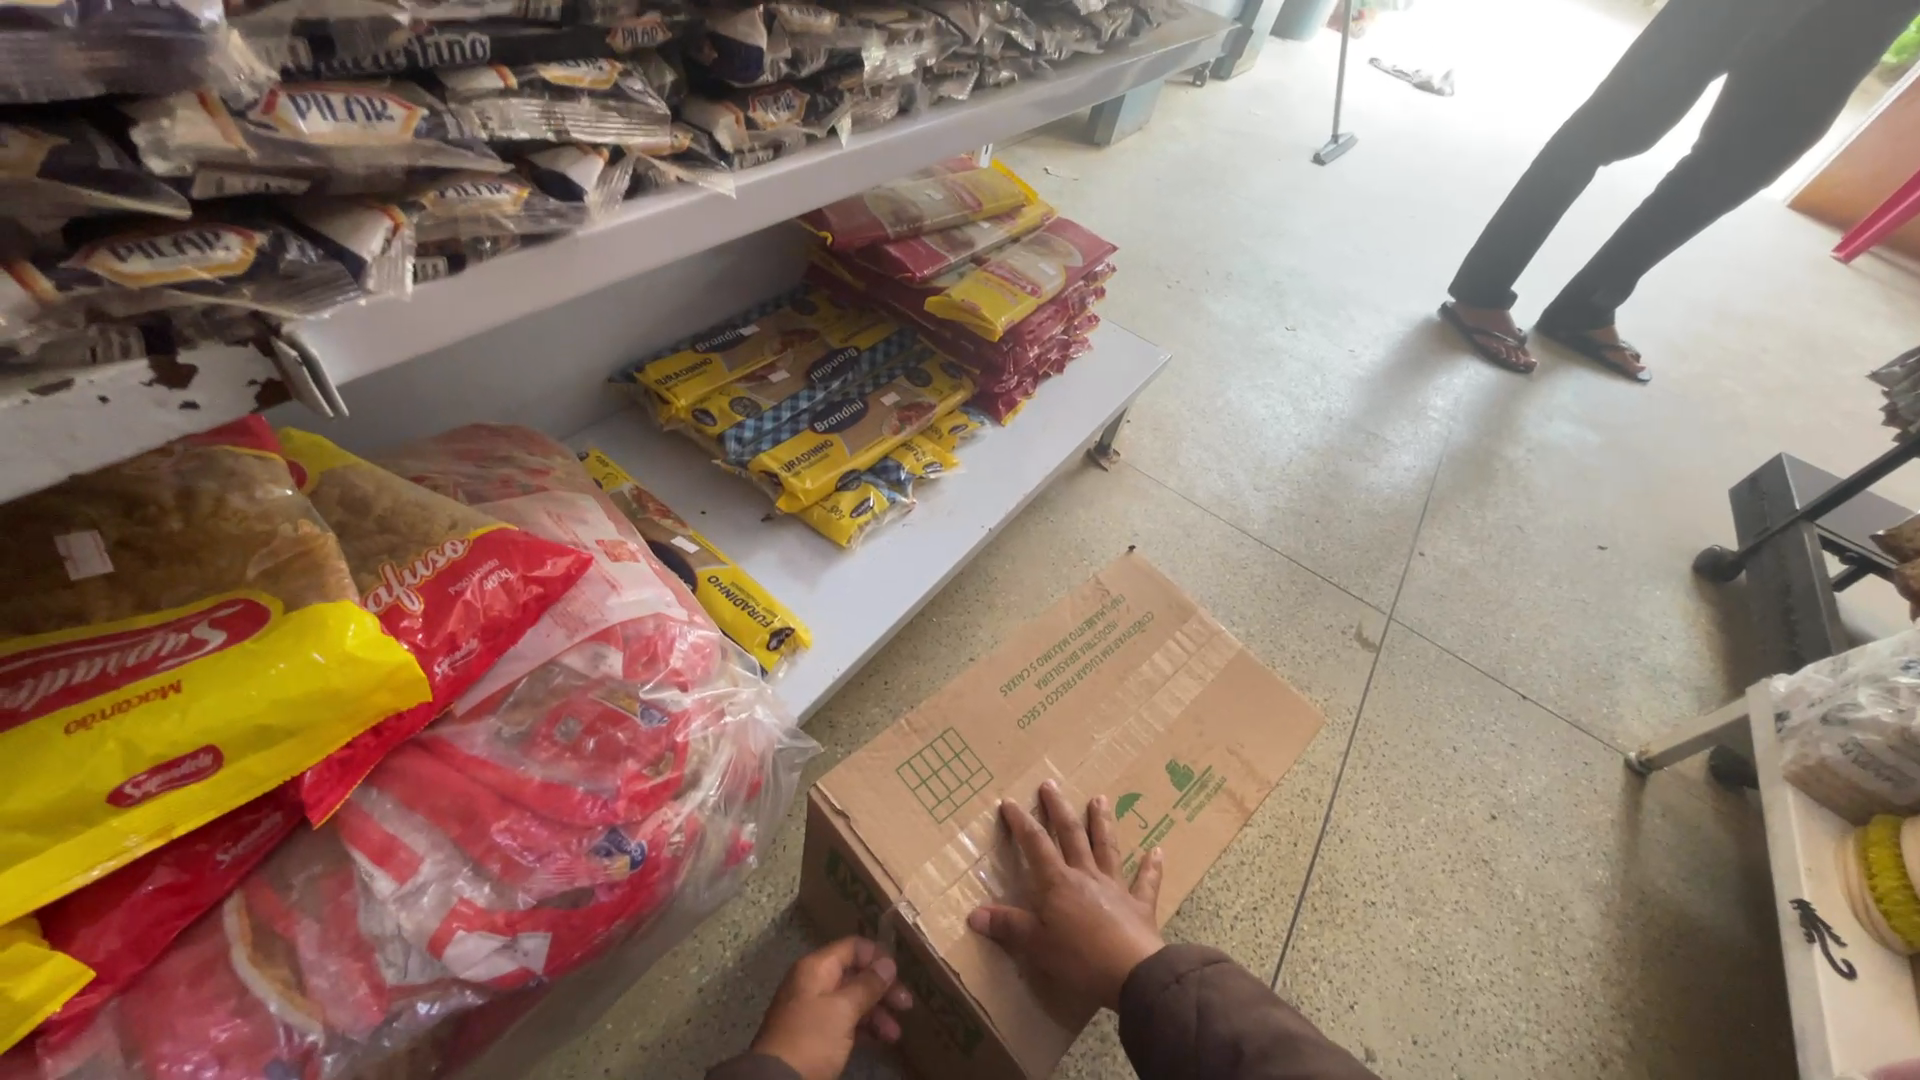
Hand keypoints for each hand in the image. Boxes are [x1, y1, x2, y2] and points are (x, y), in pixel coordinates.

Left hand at [750, 937, 913, 1079]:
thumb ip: (867, 985)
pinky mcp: (817, 1034)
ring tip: (895, 1033)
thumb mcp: (842, 1010)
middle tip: (905, 1005)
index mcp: (816, 968)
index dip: (877, 957)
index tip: (899, 974)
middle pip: (855, 974)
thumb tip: (888, 964)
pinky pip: (846, 1021)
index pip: (853, 948)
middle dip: (882, 989)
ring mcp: (815, 1009)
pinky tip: (882, 1040)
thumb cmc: (811, 1038)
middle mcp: (815, 983)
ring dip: (877, 1012)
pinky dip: (864, 1027)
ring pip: (853, 1000)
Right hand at [967, 780, 1165, 1010]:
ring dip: (1102, 823)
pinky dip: (1151, 866)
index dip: (1021, 823)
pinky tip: (1157, 850)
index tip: (1009, 802)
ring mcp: (1115, 887)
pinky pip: (1146, 881)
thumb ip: (1008, 927)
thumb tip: (973, 914)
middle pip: (1071, 835)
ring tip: (1100, 799)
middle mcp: (1086, 875)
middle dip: (1058, 808)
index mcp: (1058, 883)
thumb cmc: (1079, 959)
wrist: (1133, 973)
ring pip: (1106, 847)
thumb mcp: (1036, 945)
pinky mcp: (1140, 906)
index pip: (1035, 844)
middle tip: (1050, 784)